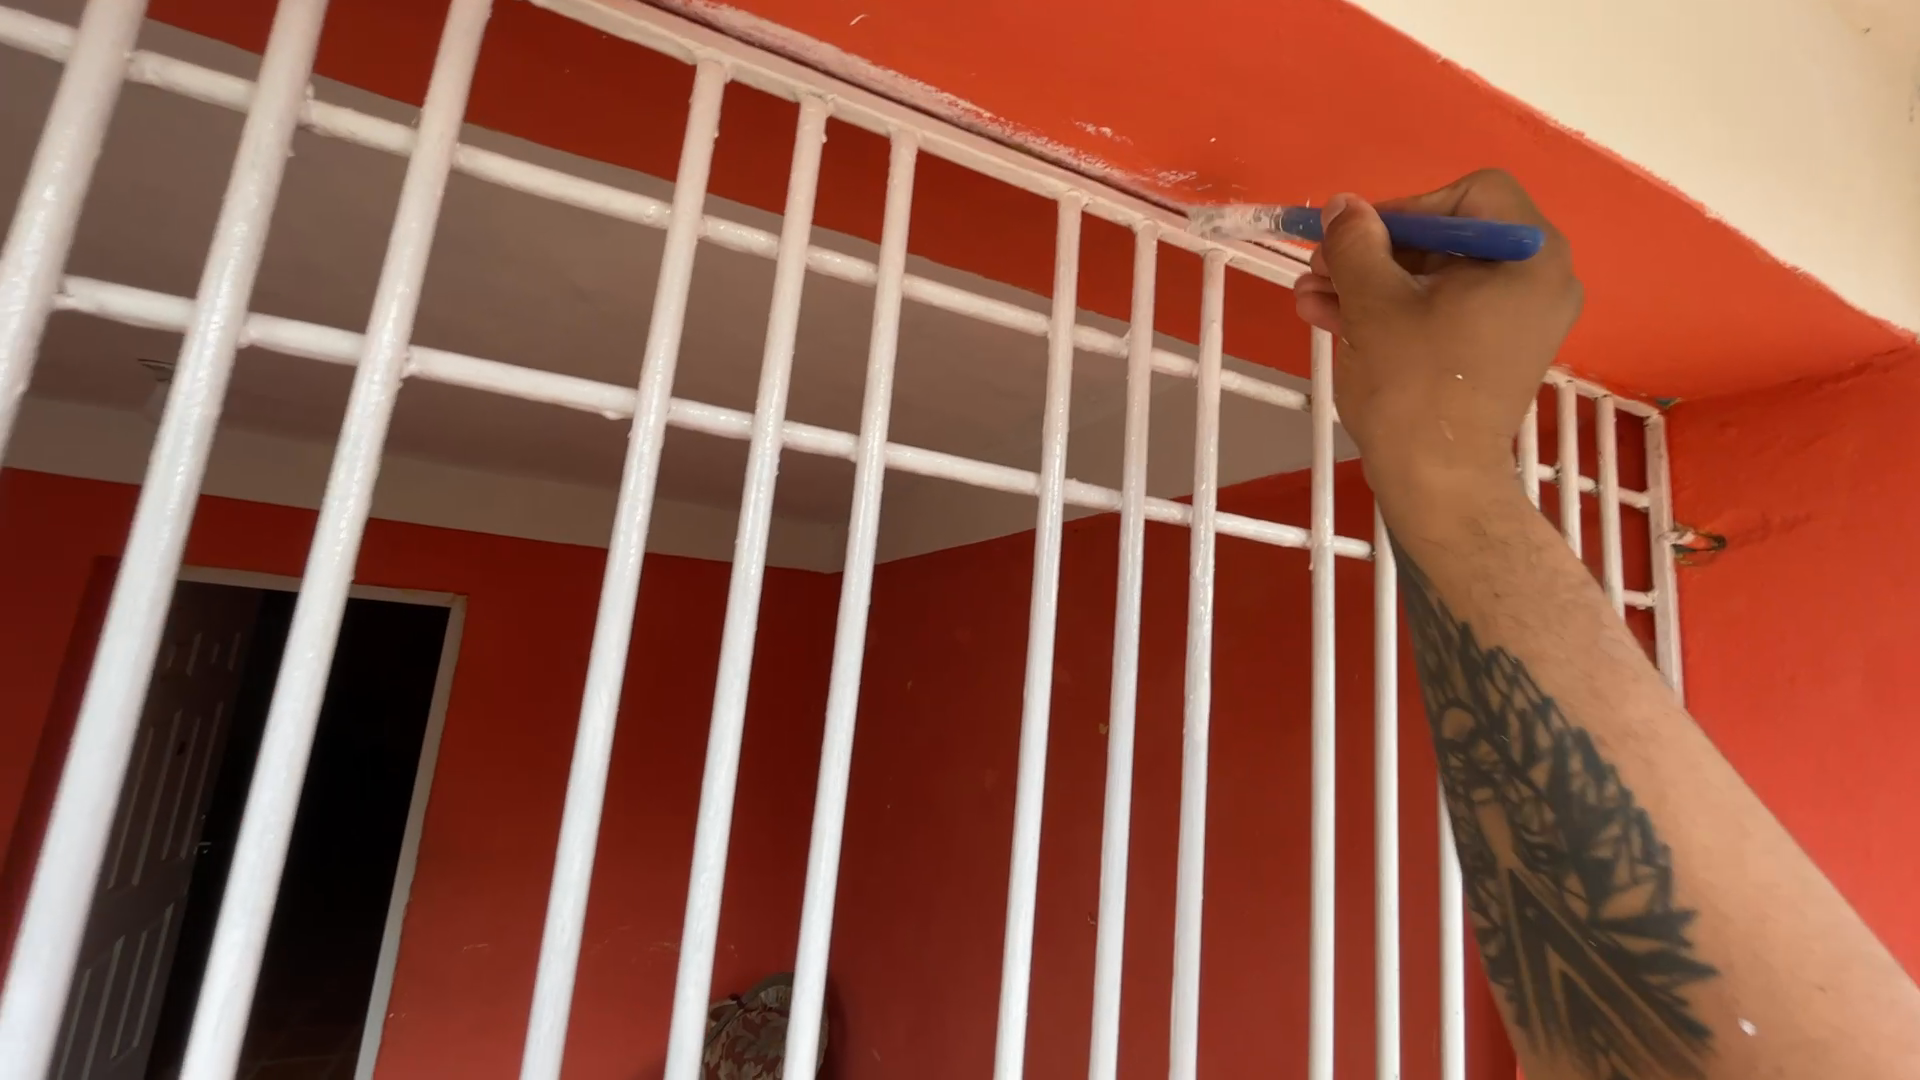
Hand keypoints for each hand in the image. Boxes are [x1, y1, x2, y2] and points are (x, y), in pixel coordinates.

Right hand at [1292, 170, 1581, 510]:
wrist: (1435, 479)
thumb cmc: (1411, 385)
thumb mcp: (1374, 305)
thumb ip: (1356, 245)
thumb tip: (1341, 206)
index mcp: (1530, 256)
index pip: (1469, 196)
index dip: (1402, 208)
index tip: (1349, 239)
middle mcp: (1536, 281)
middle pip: (1447, 240)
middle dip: (1373, 253)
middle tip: (1318, 268)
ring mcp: (1513, 322)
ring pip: (1433, 281)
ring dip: (1368, 285)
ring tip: (1310, 297)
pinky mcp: (1487, 355)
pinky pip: (1438, 315)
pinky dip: (1390, 313)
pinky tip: (1334, 318)